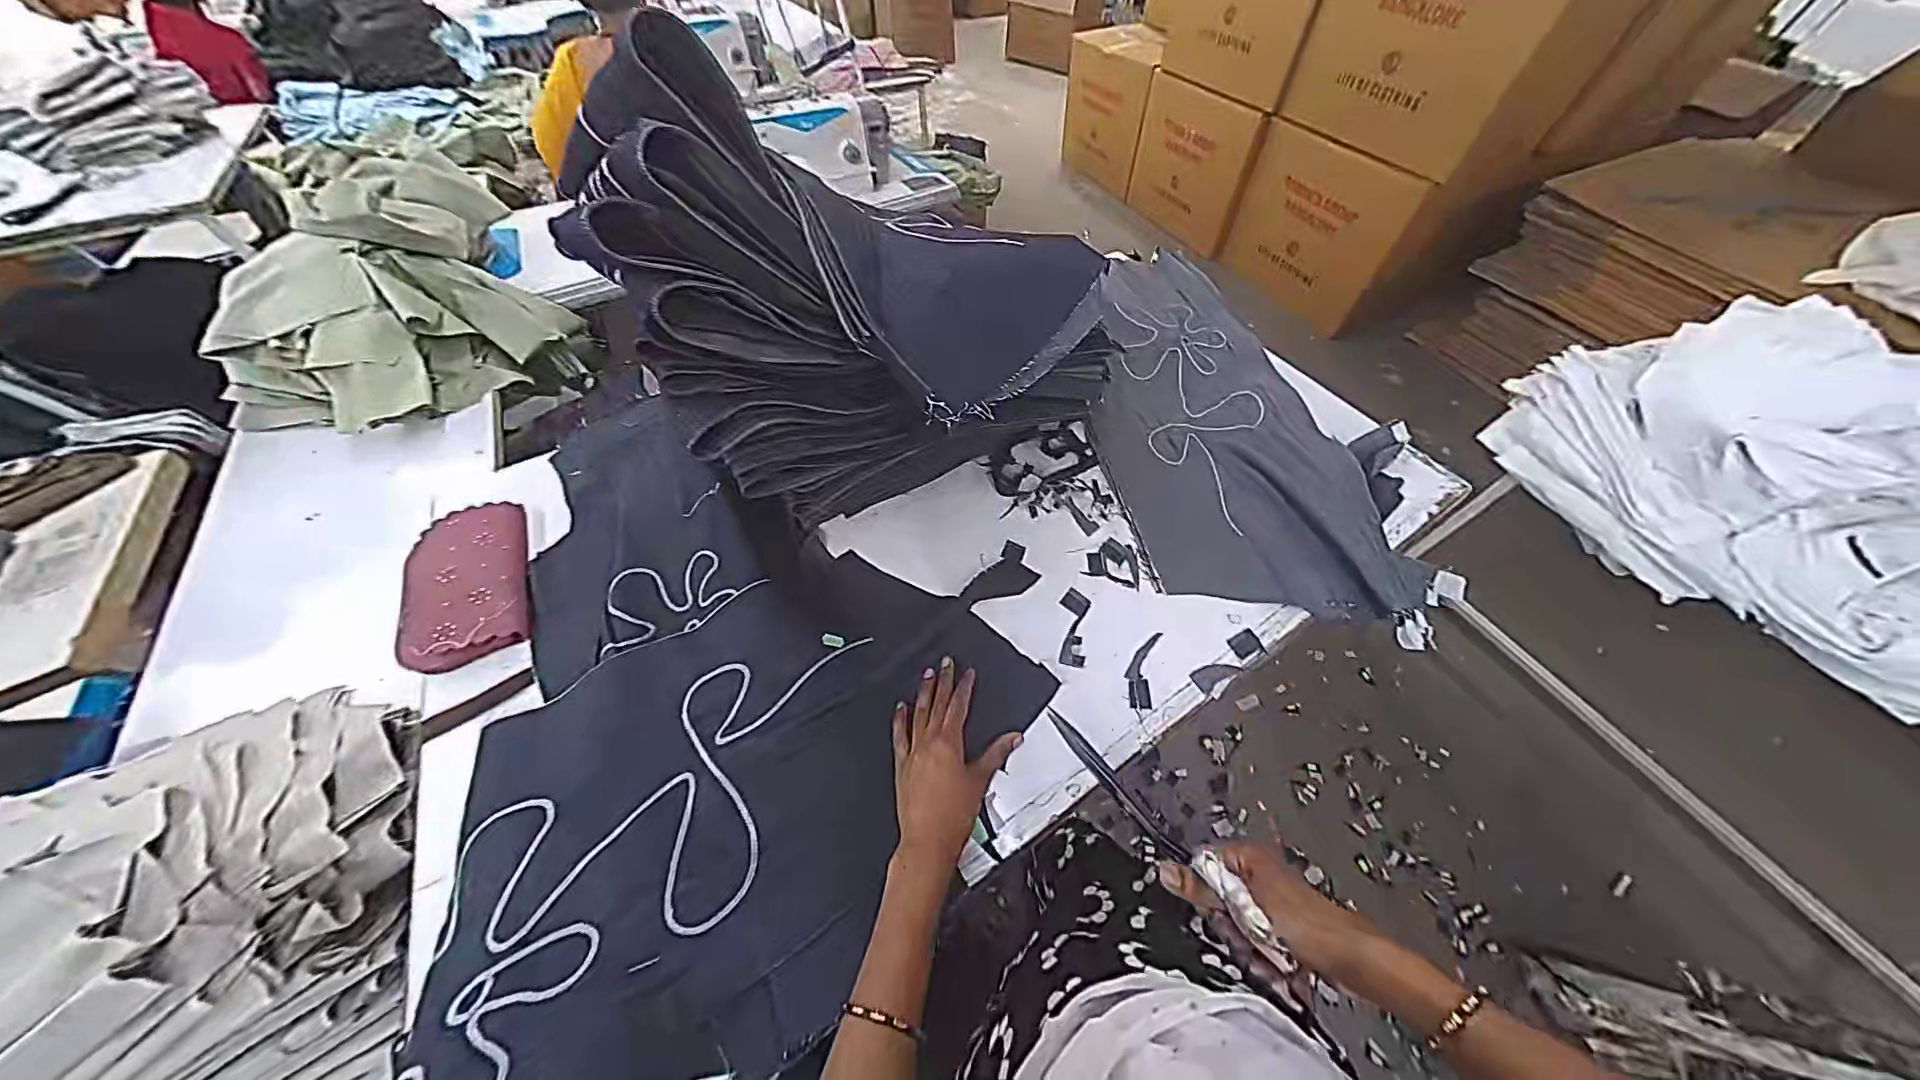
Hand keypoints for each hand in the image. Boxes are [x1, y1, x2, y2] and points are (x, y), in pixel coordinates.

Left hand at [891, 658, 1022, 873]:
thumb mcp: (980, 780)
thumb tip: (1011, 738)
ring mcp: (912, 753)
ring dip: (923, 693)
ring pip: (918, 714)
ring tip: (926, 676)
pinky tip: (901, 708)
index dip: (964, 687)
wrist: (927, 840)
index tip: (967, 673)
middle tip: (945, 663)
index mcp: (949, 744)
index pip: (958, 707)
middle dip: (943, 682)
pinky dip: (900, 719)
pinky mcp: (901, 765)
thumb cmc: (953, 816)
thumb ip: (996, 754)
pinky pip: (899, 735)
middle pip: (937, 705)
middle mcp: (928, 744)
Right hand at [1159, 841, 1390, 985]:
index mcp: (1246, 857)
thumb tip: (1165, 870)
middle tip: (1250, 937)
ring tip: (1270, 954)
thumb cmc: (1309, 925)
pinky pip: (1254, 944)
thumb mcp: (1245, 907)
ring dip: (1249, 949)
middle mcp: (1256, 876)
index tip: (1223, 913)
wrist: (1354, 960)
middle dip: (1231, 930)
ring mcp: (1268, 904)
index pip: (1202, 871)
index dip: (1207, 897)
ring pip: (1235, 930)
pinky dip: (1263, 959)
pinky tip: (1279, 965)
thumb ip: (1202, 888)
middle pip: (1217, 904)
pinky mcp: (1279, 930)